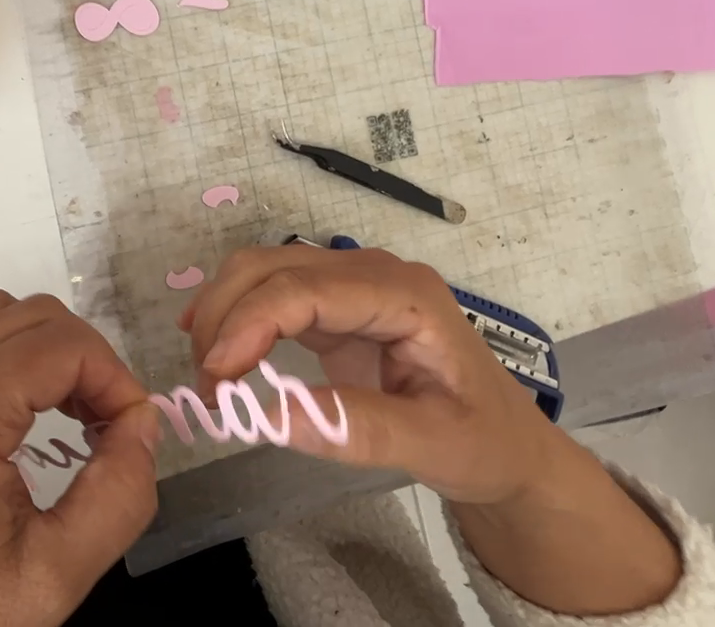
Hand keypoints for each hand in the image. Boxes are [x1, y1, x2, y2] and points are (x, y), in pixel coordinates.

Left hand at [0, 291, 162, 626]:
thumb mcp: (57, 575)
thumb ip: (120, 493)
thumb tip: (140, 420)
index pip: (62, 345)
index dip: (114, 376)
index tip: (130, 427)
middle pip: (31, 315)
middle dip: (85, 358)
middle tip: (103, 422)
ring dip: (40, 343)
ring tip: (60, 405)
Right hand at [181, 245, 678, 614]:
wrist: (508, 444)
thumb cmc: (484, 443)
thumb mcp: (435, 446)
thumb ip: (358, 430)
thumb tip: (269, 418)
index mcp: (402, 294)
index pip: (306, 288)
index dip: (251, 320)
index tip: (216, 374)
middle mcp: (369, 272)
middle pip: (272, 267)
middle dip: (225, 316)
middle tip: (207, 385)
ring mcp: (348, 283)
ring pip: (261, 271)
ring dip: (222, 313)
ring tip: (210, 376)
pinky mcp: (331, 303)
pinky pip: (268, 290)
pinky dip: (232, 310)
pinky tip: (211, 340)